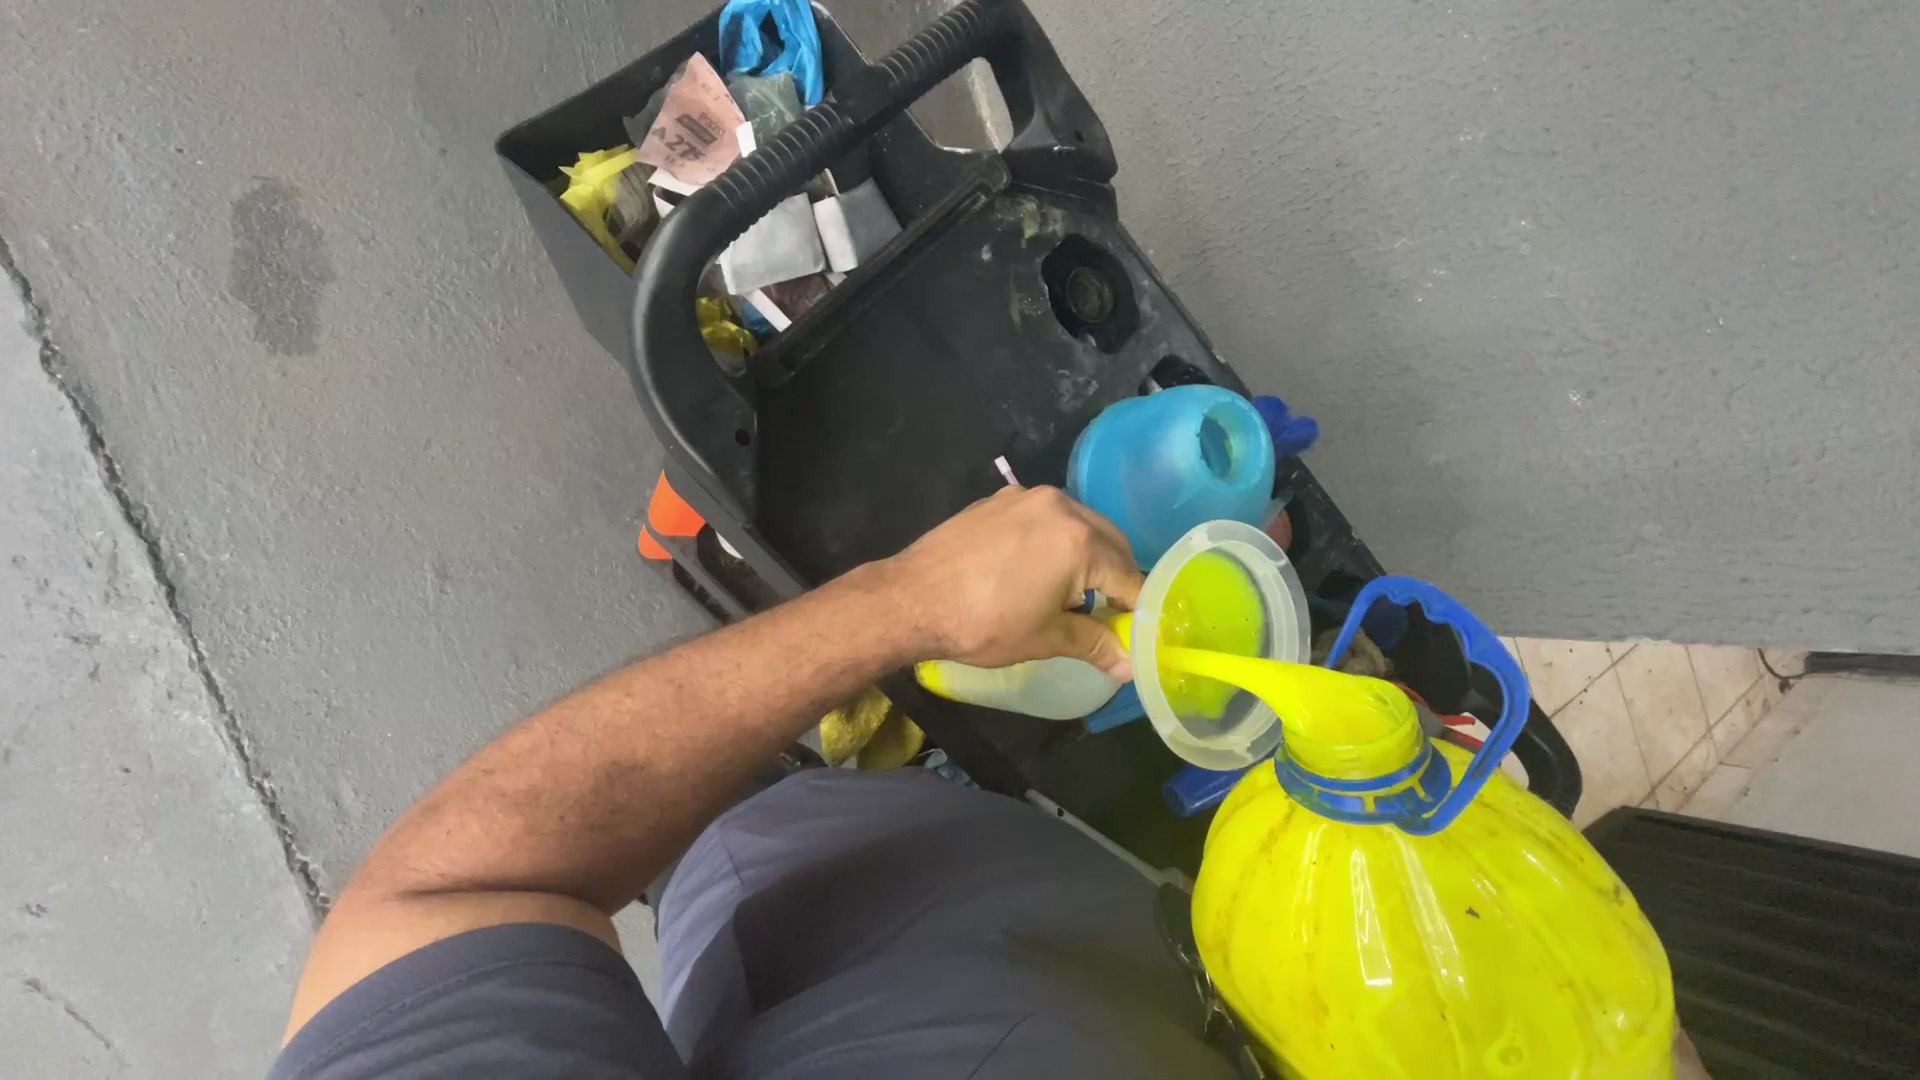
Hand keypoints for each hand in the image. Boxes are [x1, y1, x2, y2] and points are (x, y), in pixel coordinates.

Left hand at [872, 486, 1143, 679]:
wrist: (911, 599)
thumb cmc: (982, 623)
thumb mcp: (1044, 639)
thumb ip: (1093, 644)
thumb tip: (1128, 664)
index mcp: (1079, 541)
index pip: (1128, 576)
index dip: (1135, 608)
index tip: (1134, 630)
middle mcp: (1060, 506)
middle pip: (1110, 542)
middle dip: (1115, 577)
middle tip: (1107, 614)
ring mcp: (1027, 497)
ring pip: (1078, 523)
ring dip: (1087, 554)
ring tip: (1071, 593)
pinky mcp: (999, 498)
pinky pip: (1045, 516)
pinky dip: (1054, 539)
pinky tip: (1036, 568)